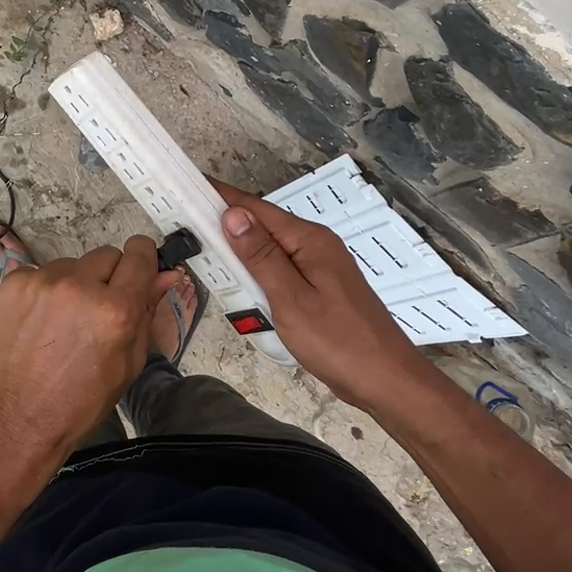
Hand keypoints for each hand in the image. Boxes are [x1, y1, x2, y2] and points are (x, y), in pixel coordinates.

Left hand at [0, 236, 169, 450]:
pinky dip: (46, 289)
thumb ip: (148, 312)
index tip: (140, 264)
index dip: (144, 259)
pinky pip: (41, 272)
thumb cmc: (84, 397)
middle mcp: (78, 286)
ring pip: (73, 263)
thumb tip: (166, 275)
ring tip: (66, 320)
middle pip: (107, 255)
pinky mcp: (14, 282)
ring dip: (76, 283)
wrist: (23, 412)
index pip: (139, 256)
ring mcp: (42, 281)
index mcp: (115, 309)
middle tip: (99, 308)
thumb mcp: (130, 361)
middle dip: (109, 276)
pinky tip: (42, 319)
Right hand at [209, 177, 440, 411]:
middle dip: (224, 224)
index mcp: (309, 240)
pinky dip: (255, 273)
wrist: (388, 383)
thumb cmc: (338, 342)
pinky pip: (279, 270)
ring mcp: (319, 267)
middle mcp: (315, 245)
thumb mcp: (291, 299)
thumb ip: (260, 256)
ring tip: (201, 251)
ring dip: (238, 252)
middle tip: (183, 225)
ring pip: (268, 250)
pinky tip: (237, 283)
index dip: (221, 197)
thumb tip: (233, 213)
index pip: (256, 208)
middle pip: (261, 226)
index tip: (186, 188)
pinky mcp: (319, 288)